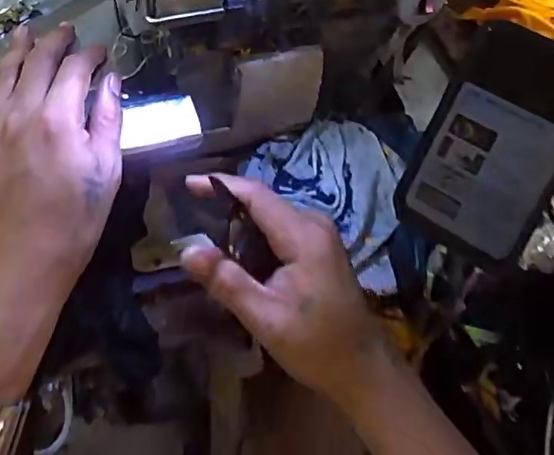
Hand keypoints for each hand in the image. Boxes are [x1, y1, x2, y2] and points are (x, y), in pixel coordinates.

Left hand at [0, 24, 121, 402]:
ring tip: (24, 32)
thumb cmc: (73, 224)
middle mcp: (19, 113)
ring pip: (1, 75)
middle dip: (54, 41)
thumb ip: (107, 119)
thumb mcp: (106, 172)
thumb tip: (109, 79)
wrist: (19, 271)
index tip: (100, 52)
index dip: (90, 54)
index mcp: (57, 118)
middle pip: (36, 61)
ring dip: (15, 49)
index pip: (74, 68)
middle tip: (65, 31)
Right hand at [181, 174, 401, 412]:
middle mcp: (314, 222)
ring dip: (241, 216)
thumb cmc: (317, 346)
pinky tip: (238, 247)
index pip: (255, 194)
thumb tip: (187, 251)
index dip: (220, 184)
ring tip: (208, 226)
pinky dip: (256, 229)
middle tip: (192, 209)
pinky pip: (280, 224)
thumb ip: (227, 281)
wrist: (366, 371)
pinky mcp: (320, 244)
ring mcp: (320, 232)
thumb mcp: (266, 319)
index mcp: (303, 234)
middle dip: (227, 200)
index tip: (189, 182)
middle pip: (263, 199)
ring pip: (271, 211)